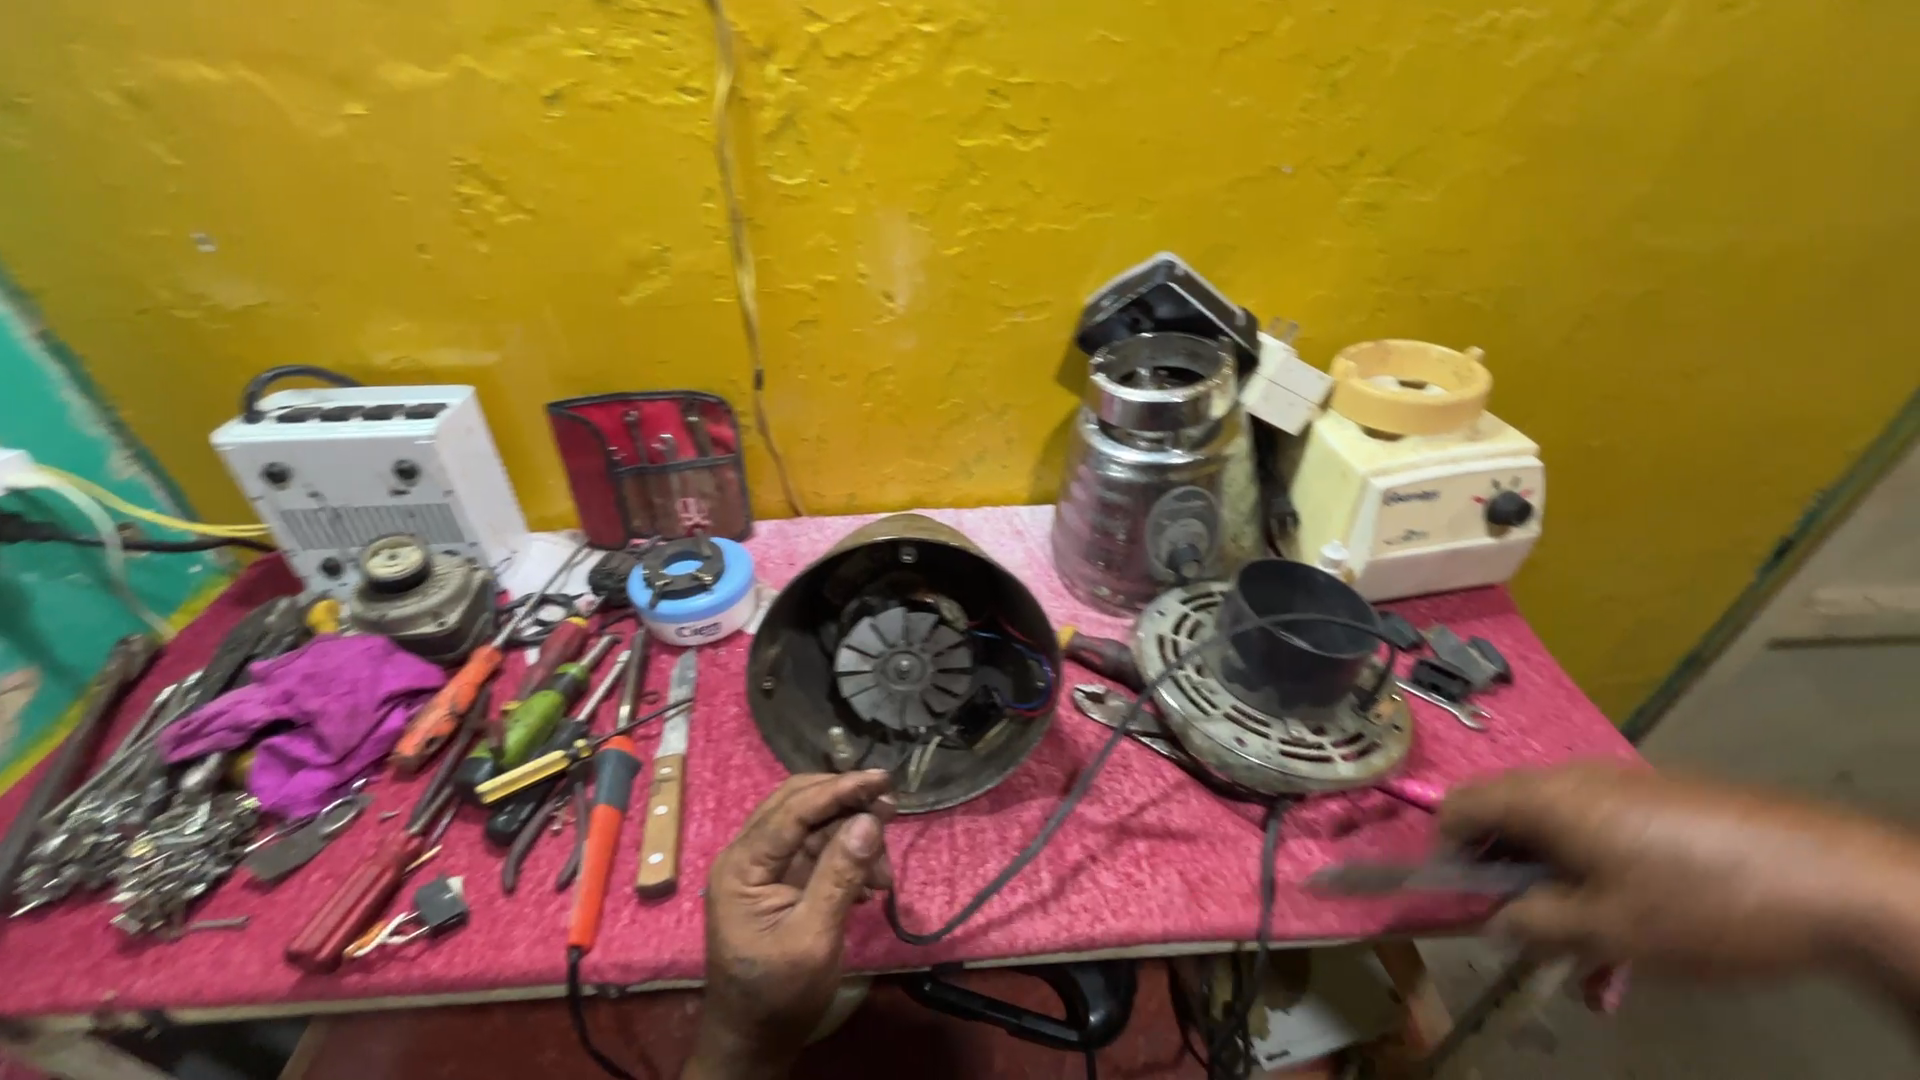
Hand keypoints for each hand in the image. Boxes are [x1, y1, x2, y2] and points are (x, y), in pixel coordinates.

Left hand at [686, 772, 896, 1078]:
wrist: (754, 1042)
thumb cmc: (778, 996)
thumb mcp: (814, 938)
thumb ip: (840, 875)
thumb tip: (870, 819)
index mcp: (742, 866)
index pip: (793, 809)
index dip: (840, 789)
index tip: (882, 779)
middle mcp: (747, 855)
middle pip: (800, 803)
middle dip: (847, 804)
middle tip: (890, 811)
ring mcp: (763, 866)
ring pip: (813, 823)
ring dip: (852, 835)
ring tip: (882, 874)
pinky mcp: (781, 879)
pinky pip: (817, 847)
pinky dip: (847, 855)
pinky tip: (870, 883)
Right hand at [1441, 763, 1919, 977]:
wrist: (1842, 881)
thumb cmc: (1703, 904)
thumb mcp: (1607, 931)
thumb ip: (1533, 924)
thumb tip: (1495, 921)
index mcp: (1543, 799)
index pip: (1459, 807)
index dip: (1445, 851)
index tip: (1460, 898)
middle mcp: (1572, 780)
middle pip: (1506, 818)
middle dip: (1505, 877)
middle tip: (1522, 929)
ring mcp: (1621, 788)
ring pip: (1560, 834)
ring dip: (1557, 889)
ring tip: (1586, 955)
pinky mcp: (1664, 802)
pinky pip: (1604, 834)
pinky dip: (1598, 876)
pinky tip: (1635, 933)